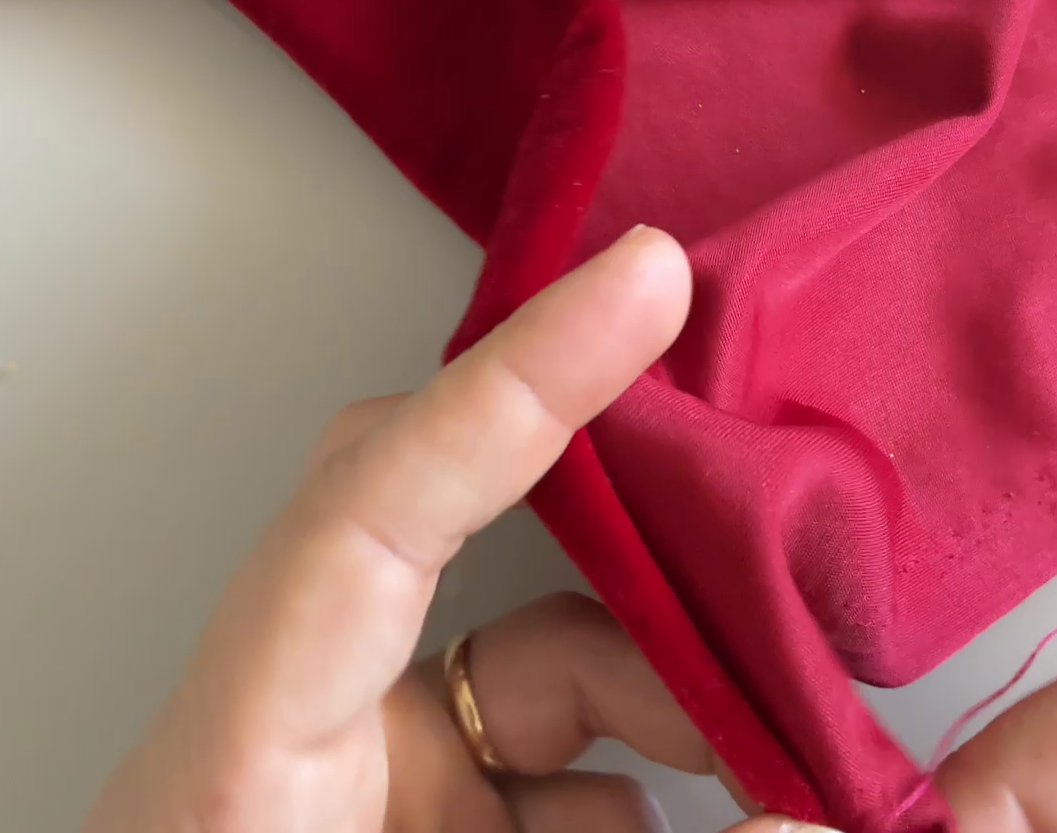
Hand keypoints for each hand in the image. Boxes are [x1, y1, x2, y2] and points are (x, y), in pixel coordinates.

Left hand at [83, 227, 811, 832]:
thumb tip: (810, 812)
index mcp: (247, 761)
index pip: (377, 497)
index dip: (519, 373)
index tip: (644, 276)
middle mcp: (304, 734)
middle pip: (477, 545)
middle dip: (639, 536)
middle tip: (763, 504)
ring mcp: (365, 773)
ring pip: (549, 659)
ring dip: (679, 700)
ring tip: (793, 751)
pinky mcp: (419, 811)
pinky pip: (558, 754)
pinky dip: (649, 778)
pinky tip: (730, 803)